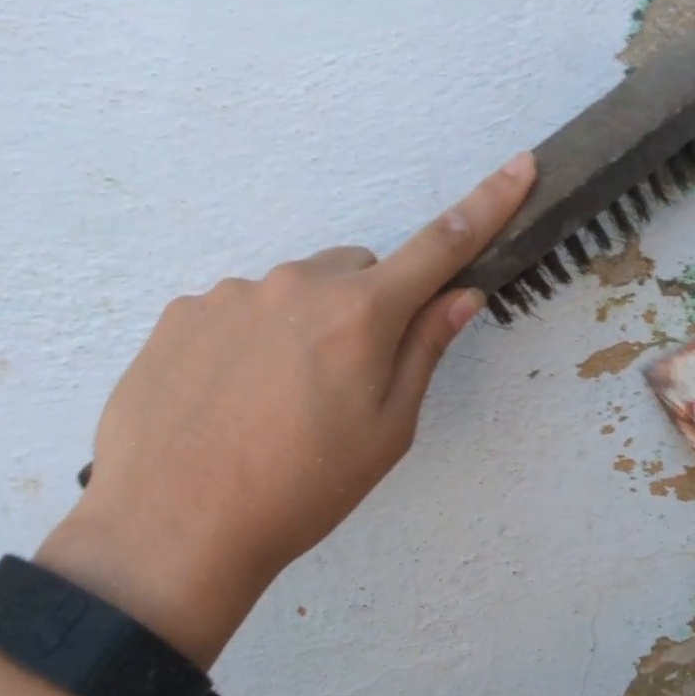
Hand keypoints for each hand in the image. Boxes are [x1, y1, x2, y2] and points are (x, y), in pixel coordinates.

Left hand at [38, 152, 535, 663]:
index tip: (520, 166)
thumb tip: (460, 295)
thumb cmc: (301, 491)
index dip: (486, 205)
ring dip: (301, 326)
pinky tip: (228, 399)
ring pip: (292, 293)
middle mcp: (296, 285)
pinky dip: (247, 340)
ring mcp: (230, 293)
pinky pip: (236, 310)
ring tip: (275, 403)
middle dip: (366, 306)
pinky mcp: (180, 314)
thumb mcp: (386, 432)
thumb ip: (424, 351)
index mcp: (359, 314)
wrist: (173, 529)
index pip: (439, 246)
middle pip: (355, 272)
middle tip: (344, 380)